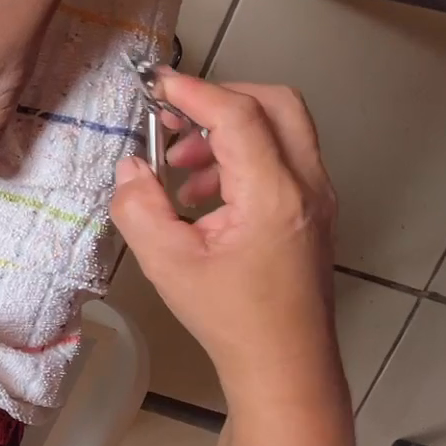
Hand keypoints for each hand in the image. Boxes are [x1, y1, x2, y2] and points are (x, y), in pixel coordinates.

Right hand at [110, 71, 339, 388]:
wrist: (282, 360)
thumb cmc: (226, 314)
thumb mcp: (165, 261)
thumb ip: (138, 206)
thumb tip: (130, 167)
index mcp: (273, 194)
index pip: (238, 116)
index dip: (194, 92)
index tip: (155, 85)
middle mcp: (307, 185)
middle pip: (276, 104)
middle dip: (219, 98)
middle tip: (171, 118)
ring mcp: (315, 196)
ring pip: (281, 128)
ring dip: (226, 130)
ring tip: (178, 166)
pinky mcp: (309, 209)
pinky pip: (279, 157)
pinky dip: (238, 155)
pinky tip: (201, 193)